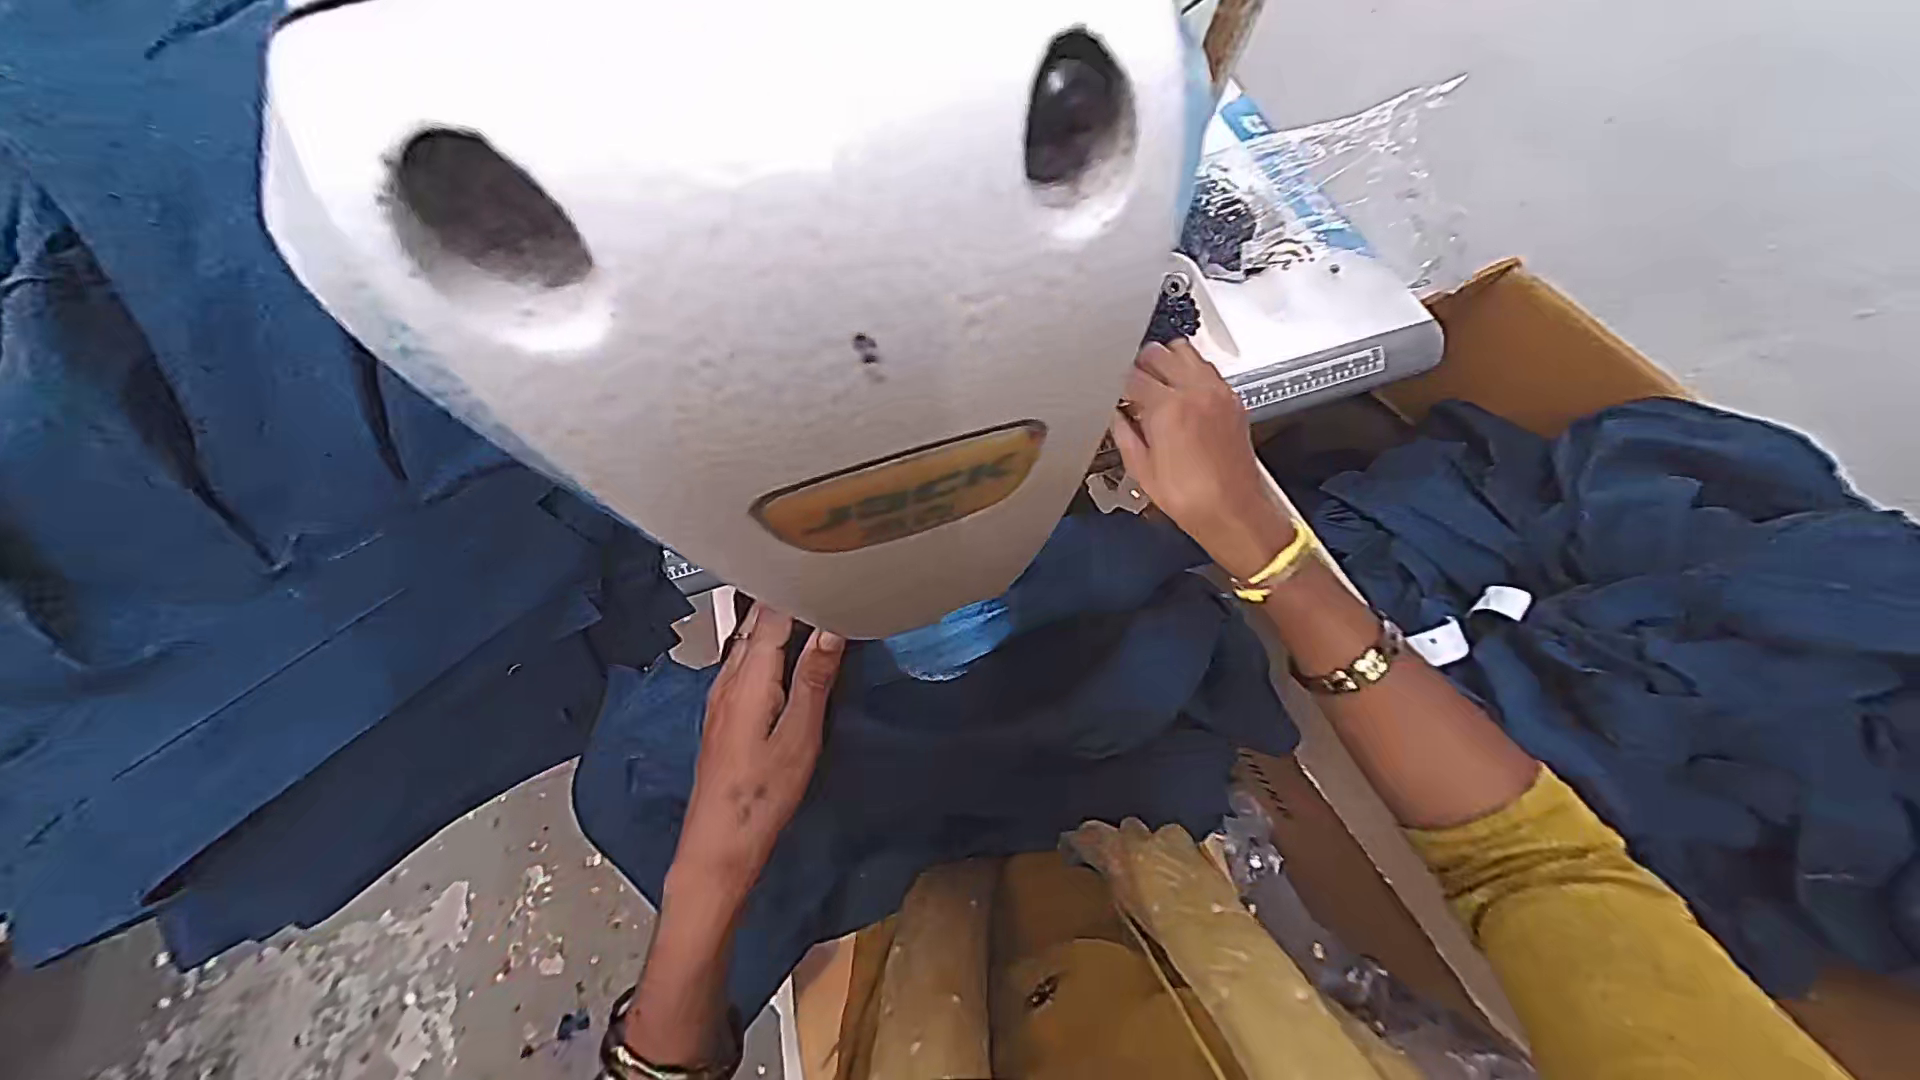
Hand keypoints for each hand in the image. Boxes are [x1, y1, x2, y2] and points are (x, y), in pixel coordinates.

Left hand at [671, 604, 844, 900]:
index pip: (770, 617)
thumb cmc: (761, 795)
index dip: (796, 591)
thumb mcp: (800, 737)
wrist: (718, 845)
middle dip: (786, 600)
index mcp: (747, 679)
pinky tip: (784, 653)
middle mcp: (727, 680)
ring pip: (746, 641)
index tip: (825, 573)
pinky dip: (766, 646)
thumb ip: (814, 679)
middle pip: (754, 624)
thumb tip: (830, 629)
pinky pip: (744, 662)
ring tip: (810, 609)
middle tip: (822, 584)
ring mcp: (720, 696)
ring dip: (775, 623)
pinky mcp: (722, 712)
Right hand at [1112, 340, 1295, 579]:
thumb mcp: (1141, 469)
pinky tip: (1180, 395)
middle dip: (1140, 365)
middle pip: (1159, 353)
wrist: (1231, 510)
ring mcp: (1217, 393)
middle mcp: (1196, 392)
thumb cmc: (1192, 498)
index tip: (1112, 391)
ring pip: (1186, 352)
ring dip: (1166, 363)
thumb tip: (1116, 417)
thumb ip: (1124, 433)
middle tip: (1130, 384)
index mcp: (1168, 407)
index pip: (1132, 374)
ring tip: (1155, 385)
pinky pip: (1207, 370)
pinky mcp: (1232, 400)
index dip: (1116, 382)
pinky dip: (1190, 373)